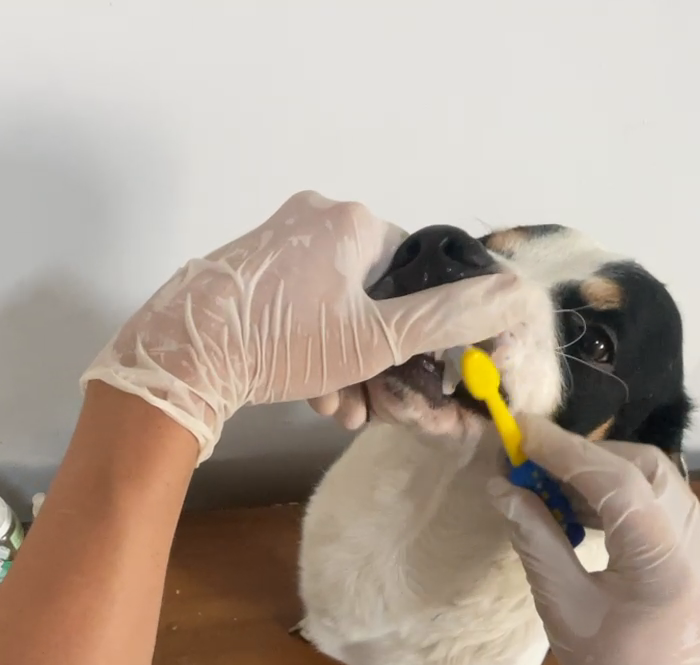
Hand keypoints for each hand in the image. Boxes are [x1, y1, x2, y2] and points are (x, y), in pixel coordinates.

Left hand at [81, 191, 529, 460]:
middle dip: (373, 360)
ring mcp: (270, 247)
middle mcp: (310, 220)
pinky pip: (292, 312)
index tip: (406, 372)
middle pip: (367, 297)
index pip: (409, 271)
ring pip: (329, 312)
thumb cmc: (282, 343)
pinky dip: (306, 354)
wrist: (182, 361)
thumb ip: (446, 319)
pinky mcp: (242, 277)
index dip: (413, 328)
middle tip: (370, 404)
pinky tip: (311, 397)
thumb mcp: (375, 340)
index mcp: (350, 220)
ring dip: (342, 367)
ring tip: (339, 410)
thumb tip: (517, 294)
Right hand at [486, 417, 699, 664]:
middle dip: (582, 453)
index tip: (522, 431)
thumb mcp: (562, 608)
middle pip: (645, 468)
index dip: (567, 451)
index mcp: (667, 568)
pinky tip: (582, 503)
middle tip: (530, 457)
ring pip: (657, 476)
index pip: (620, 485)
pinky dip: (617, 488)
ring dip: (598, 468)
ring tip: (548, 481)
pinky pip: (662, 497)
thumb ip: (536, 541)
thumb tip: (502, 489)